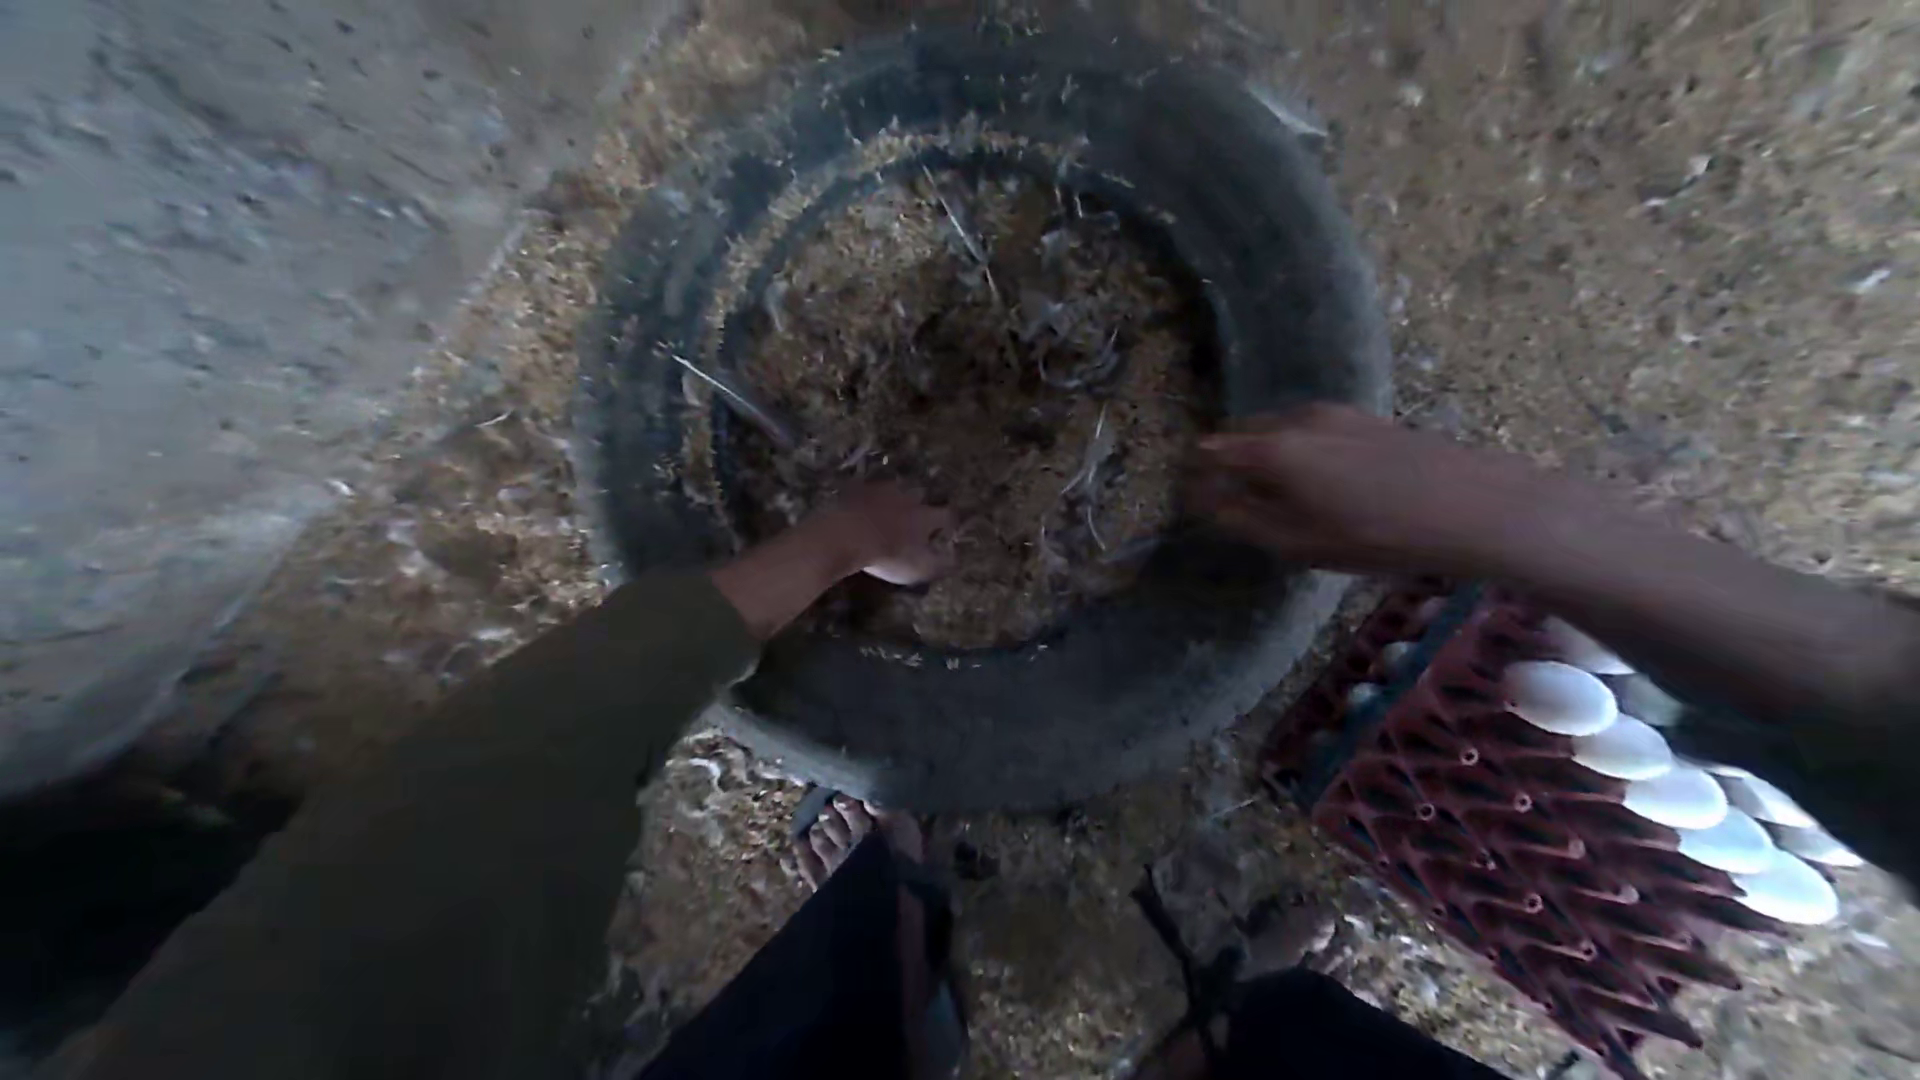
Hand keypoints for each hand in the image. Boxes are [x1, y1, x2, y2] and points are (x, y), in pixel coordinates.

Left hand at [812, 481, 955, 585]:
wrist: (847, 536)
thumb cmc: (888, 555)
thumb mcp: (920, 568)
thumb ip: (941, 564)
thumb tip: (956, 560)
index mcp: (925, 517)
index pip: (947, 514)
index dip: (951, 520)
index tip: (951, 526)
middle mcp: (908, 498)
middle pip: (921, 495)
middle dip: (922, 503)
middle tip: (916, 515)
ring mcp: (882, 490)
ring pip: (895, 488)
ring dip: (895, 497)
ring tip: (889, 508)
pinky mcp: (858, 489)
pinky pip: (868, 489)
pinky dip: (869, 496)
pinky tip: (863, 505)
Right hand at [1187, 404, 1574, 574]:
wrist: (1477, 508)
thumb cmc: (1374, 534)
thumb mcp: (1297, 542)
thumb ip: (1243, 520)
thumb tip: (1210, 502)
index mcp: (1272, 449)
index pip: (1212, 451)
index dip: (1197, 475)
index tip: (1195, 498)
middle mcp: (1297, 420)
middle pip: (1244, 434)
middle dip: (1230, 462)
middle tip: (1235, 499)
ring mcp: (1336, 415)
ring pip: (1280, 430)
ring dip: (1266, 455)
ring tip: (1279, 493)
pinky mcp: (1367, 419)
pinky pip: (1312, 430)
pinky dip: (1299, 450)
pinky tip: (1321, 480)